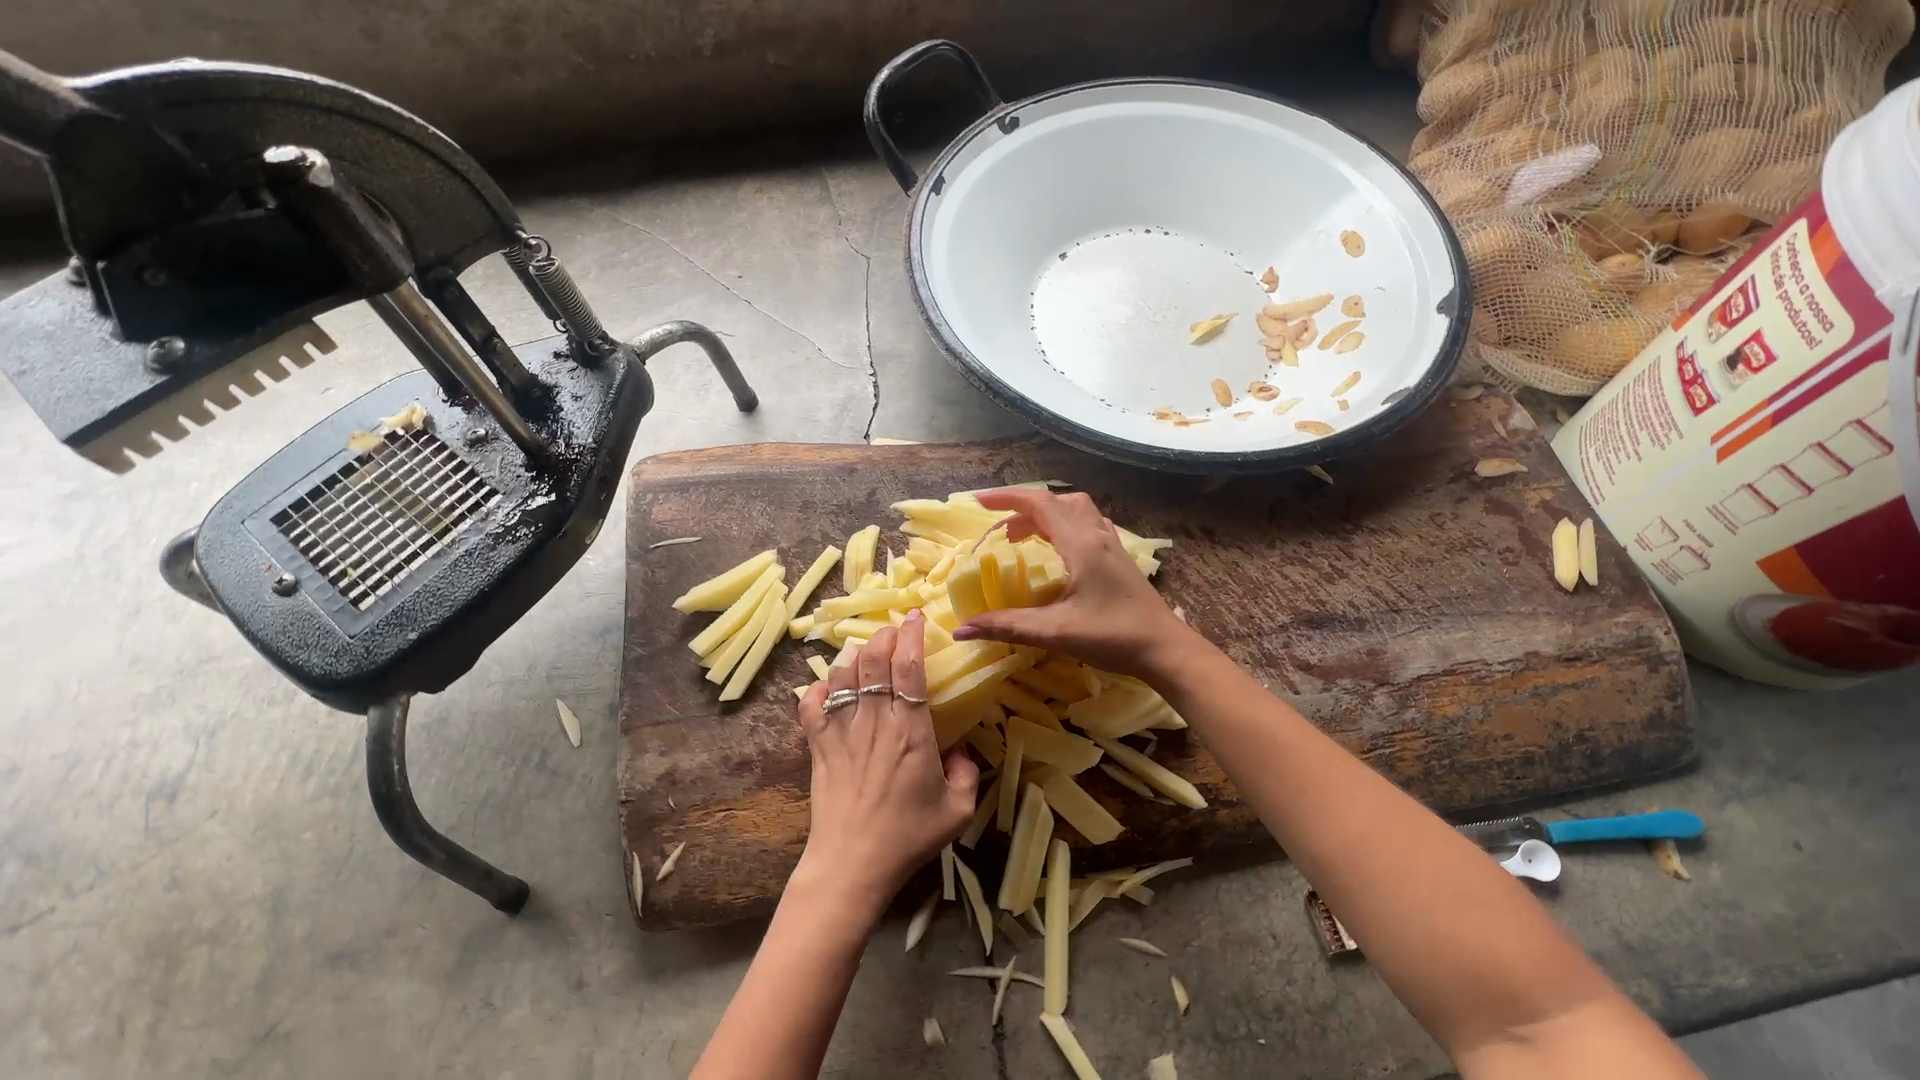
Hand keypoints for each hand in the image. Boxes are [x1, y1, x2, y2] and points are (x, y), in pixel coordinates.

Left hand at [791, 613, 979, 917]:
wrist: (852, 864)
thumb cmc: (908, 837)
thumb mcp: (958, 810)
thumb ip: (967, 772)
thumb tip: (958, 748)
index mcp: (910, 731)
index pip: (908, 668)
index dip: (912, 636)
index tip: (917, 618)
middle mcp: (873, 722)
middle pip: (872, 660)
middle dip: (884, 635)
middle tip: (895, 630)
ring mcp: (841, 732)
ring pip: (842, 675)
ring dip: (854, 655)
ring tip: (867, 650)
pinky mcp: (817, 747)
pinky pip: (810, 705)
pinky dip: (818, 688)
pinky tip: (829, 686)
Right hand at [952, 488, 1197, 678]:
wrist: (1165, 649)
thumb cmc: (1113, 636)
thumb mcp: (1056, 632)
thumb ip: (1008, 626)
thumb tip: (961, 629)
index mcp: (1081, 544)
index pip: (1039, 504)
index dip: (1006, 498)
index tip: (978, 502)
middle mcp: (1097, 536)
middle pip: (1057, 503)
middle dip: (1023, 509)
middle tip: (1000, 533)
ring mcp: (1112, 546)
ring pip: (1076, 511)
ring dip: (1047, 515)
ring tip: (1025, 538)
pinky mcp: (1120, 559)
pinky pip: (1089, 526)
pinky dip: (1066, 526)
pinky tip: (1060, 550)